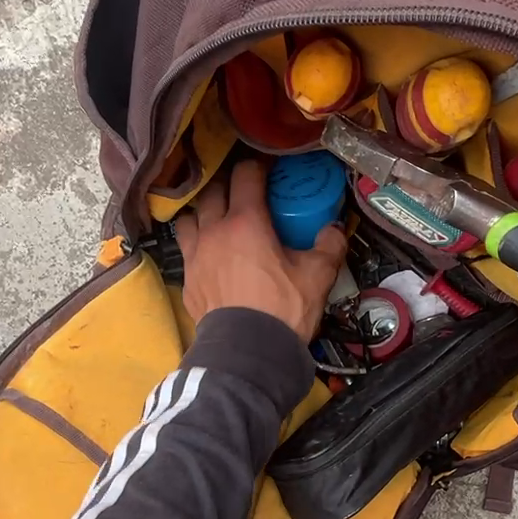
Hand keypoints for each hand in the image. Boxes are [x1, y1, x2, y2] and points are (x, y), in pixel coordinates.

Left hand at [174, 159, 346, 341]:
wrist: (247, 353)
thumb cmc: (282, 311)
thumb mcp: (317, 277)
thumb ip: (329, 245)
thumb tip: (333, 229)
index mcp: (246, 222)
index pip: (246, 175)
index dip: (259, 166)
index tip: (269, 169)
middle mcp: (214, 231)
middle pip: (214, 190)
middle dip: (230, 184)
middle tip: (246, 190)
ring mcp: (195, 256)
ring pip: (190, 216)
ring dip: (204, 211)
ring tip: (218, 218)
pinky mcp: (187, 281)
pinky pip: (185, 249)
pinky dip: (195, 243)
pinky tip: (207, 252)